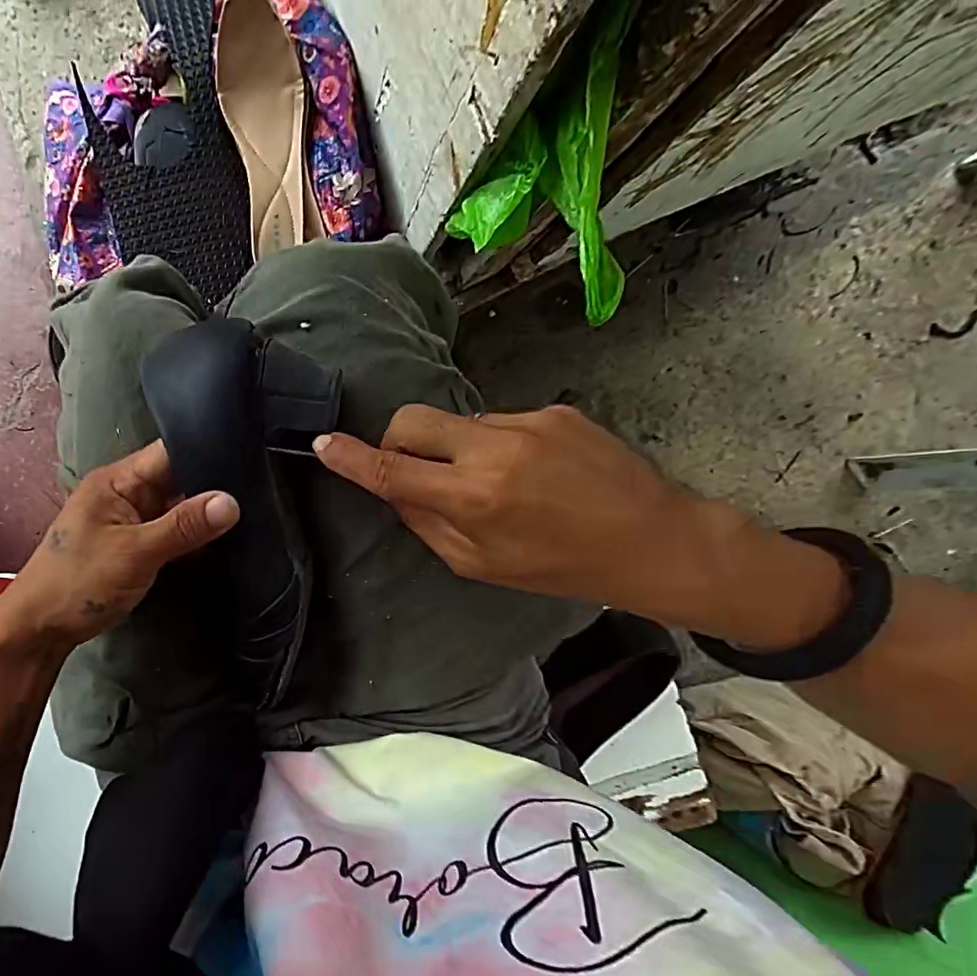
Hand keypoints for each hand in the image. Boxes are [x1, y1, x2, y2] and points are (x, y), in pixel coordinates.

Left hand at [0, 440, 238, 647]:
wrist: (39, 627)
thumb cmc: (79, 582)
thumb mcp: (136, 553)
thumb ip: (184, 526)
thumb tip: (232, 502)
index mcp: (118, 481)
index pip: (170, 452)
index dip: (208, 450)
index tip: (250, 458)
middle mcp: (126, 493)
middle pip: (178, 478)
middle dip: (213, 484)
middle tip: (260, 489)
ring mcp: (130, 521)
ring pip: (177, 508)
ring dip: (205, 514)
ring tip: (254, 510)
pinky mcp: (135, 546)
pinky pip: (171, 532)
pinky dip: (193, 537)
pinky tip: (226, 538)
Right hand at [312, 404, 830, 641]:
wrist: (654, 538)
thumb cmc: (560, 565)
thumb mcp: (481, 564)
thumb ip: (428, 523)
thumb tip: (397, 489)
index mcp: (474, 496)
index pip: (394, 471)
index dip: (351, 458)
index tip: (322, 443)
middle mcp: (495, 449)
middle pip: (412, 420)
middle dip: (396, 440)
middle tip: (414, 470)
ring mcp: (528, 422)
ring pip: (457, 423)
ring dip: (455, 449)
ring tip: (498, 484)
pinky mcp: (554, 410)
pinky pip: (498, 422)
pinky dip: (494, 446)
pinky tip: (531, 473)